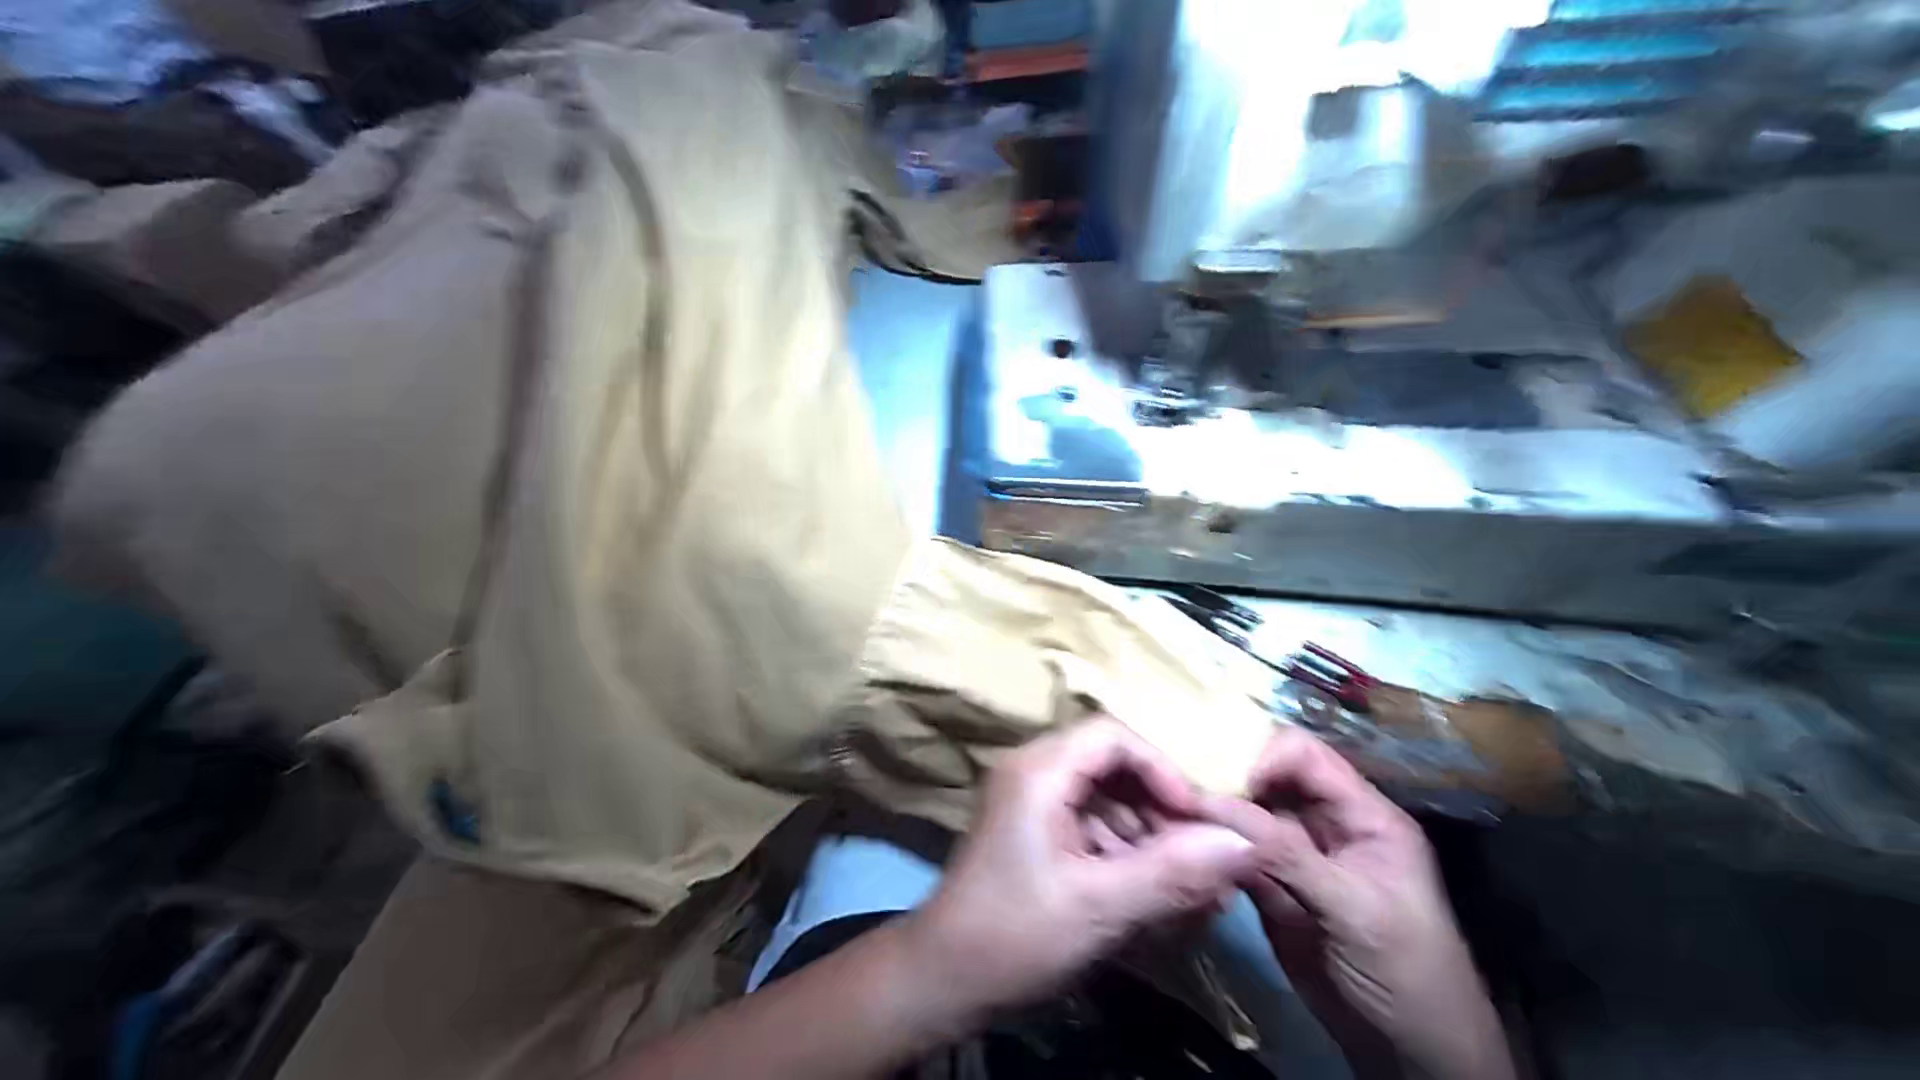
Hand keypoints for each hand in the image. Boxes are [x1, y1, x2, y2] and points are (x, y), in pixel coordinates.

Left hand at [906, 719, 1256, 1017]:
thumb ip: (1173, 871)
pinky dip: (1122, 849)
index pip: (1113, 735)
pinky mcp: (1033, 829)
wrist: (943, 979)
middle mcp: (1033, 771)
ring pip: (1105, 796)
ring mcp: (1030, 800)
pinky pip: (1090, 822)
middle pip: (1111, 764)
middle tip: (1199, 858)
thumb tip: (1244, 841)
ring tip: (1184, 885)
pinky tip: (1148, 892)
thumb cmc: (1016, 935)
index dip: (1161, 767)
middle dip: (1159, 808)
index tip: (1195, 818)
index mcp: (1039, 770)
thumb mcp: (1101, 906)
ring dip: (1146, 834)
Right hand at [1201, 728, 1513, 1079]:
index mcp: (1362, 814)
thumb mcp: (1355, 910)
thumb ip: (1287, 855)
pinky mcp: (1268, 883)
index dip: (1262, 755)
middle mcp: (1324, 822)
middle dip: (1227, 775)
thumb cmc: (1406, 975)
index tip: (1221, 777)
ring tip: (1170, 807)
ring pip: (1246, 811)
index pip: (1306, 756)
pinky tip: (1179, 838)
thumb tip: (1215, 806)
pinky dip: (1208, 843)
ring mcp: (1294, 853)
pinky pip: (1233, 849)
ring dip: (1212, 809)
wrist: (1410, 1058)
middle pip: (1268, 775)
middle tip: (1181, 785)